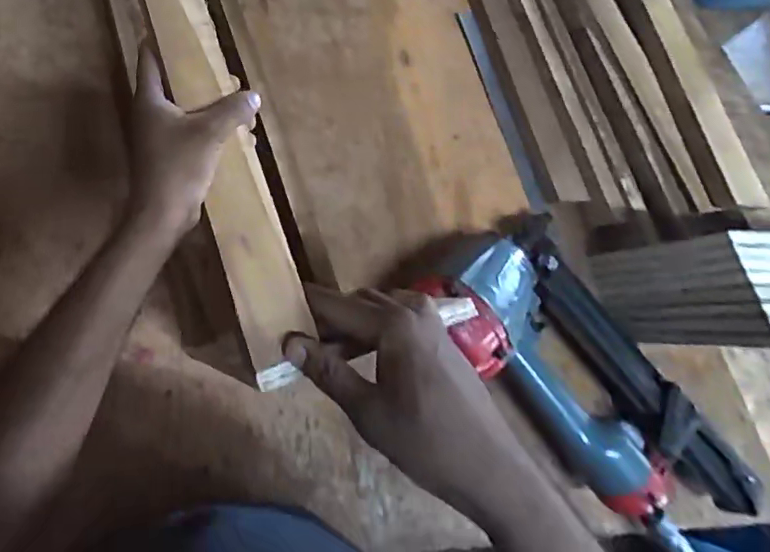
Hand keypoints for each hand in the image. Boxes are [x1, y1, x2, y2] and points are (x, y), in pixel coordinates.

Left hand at [124, 39, 259, 239]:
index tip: (173, 26)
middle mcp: (147, 113)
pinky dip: (204, 122)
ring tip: (228, 89)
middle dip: (189, 70)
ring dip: (201, 99)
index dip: (158, 40)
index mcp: (148, 100)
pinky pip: (187, 128)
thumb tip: (253, 95)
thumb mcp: (209, 133)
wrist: (161, 216)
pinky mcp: (166, 153)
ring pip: (179, 106)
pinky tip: (227, 126)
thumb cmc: (177, 167)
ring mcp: (155, 135)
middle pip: (167, 81)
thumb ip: (232, 110)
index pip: (148, 59)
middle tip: (213, 57)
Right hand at [284, 287, 585, 549]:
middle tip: (301, 340)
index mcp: (393, 322)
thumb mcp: (368, 412)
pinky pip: (398, 316)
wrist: (492, 468)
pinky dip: (376, 328)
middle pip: (357, 302)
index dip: (306, 307)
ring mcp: (431, 318)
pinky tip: (365, 355)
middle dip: (329, 317)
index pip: (336, 305)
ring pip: (378, 307)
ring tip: (329, 352)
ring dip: (353, 323)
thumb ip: (328, 371)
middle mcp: (412, 308)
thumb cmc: (427, 442)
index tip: (277, 307)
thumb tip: (289, 341)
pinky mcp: (441, 333)